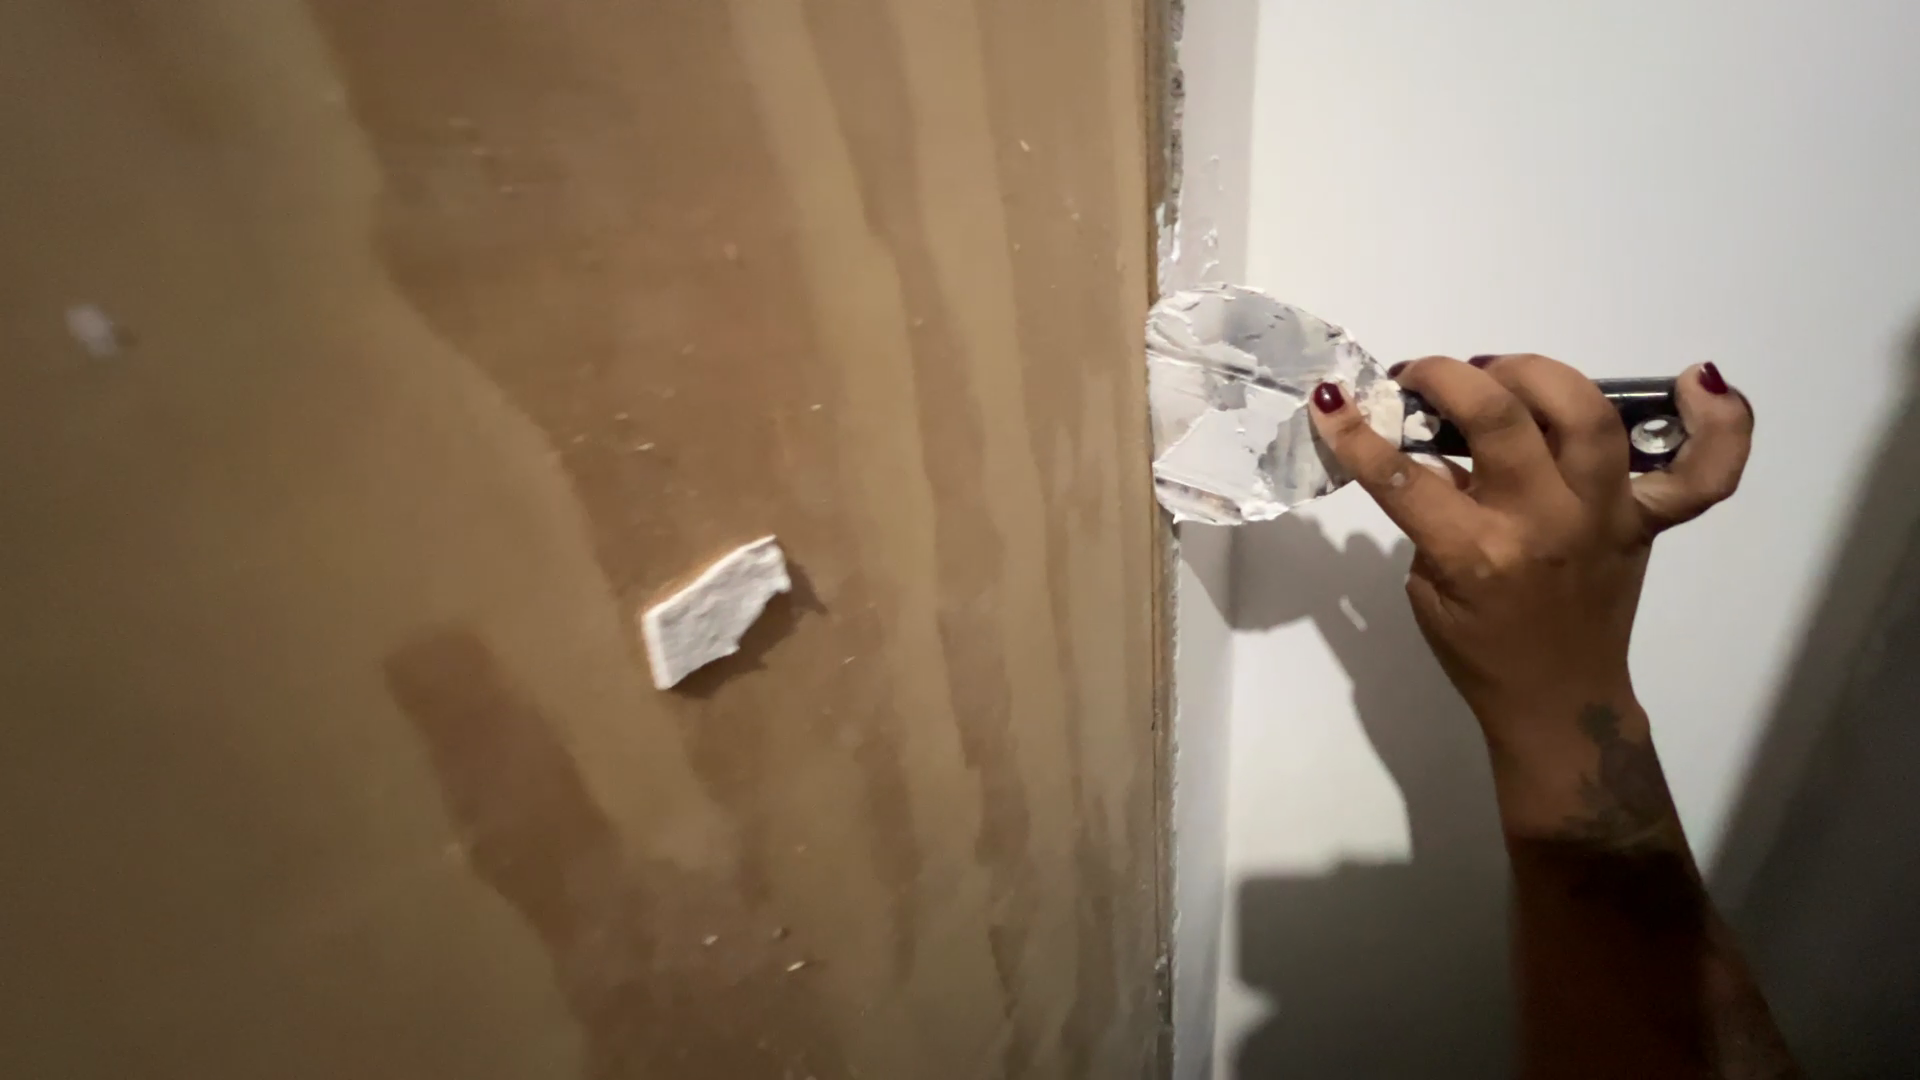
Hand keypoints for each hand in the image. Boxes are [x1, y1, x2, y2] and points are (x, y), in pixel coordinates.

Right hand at [1306, 356, 1752, 752]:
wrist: (1556, 696)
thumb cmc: (1474, 648)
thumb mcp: (1425, 584)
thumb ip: (1430, 517)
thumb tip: (1434, 455)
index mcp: (1475, 552)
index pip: (1401, 477)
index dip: (1354, 433)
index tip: (1329, 401)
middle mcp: (1544, 523)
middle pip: (1500, 418)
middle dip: (1446, 377)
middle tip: (1419, 376)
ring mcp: (1606, 516)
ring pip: (1588, 415)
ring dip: (1534, 374)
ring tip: (1499, 372)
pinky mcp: (1649, 521)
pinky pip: (1707, 469)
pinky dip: (1719, 419)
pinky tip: (1696, 379)